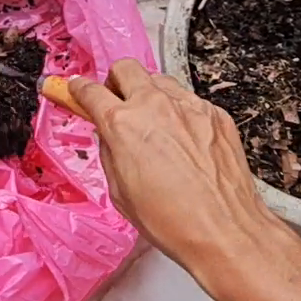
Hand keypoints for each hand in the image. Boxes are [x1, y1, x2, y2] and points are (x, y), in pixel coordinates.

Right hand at [70, 60, 299, 293]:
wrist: (225, 232)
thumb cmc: (174, 221)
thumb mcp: (120, 191)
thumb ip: (110, 153)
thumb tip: (109, 136)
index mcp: (123, 125)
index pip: (90, 91)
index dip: (77, 89)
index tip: (75, 89)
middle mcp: (155, 107)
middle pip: (125, 69)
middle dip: (115, 82)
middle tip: (116, 102)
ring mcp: (188, 107)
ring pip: (159, 80)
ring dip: (149, 95)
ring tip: (153, 123)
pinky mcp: (215, 115)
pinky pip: (189, 100)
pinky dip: (180, 112)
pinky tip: (183, 140)